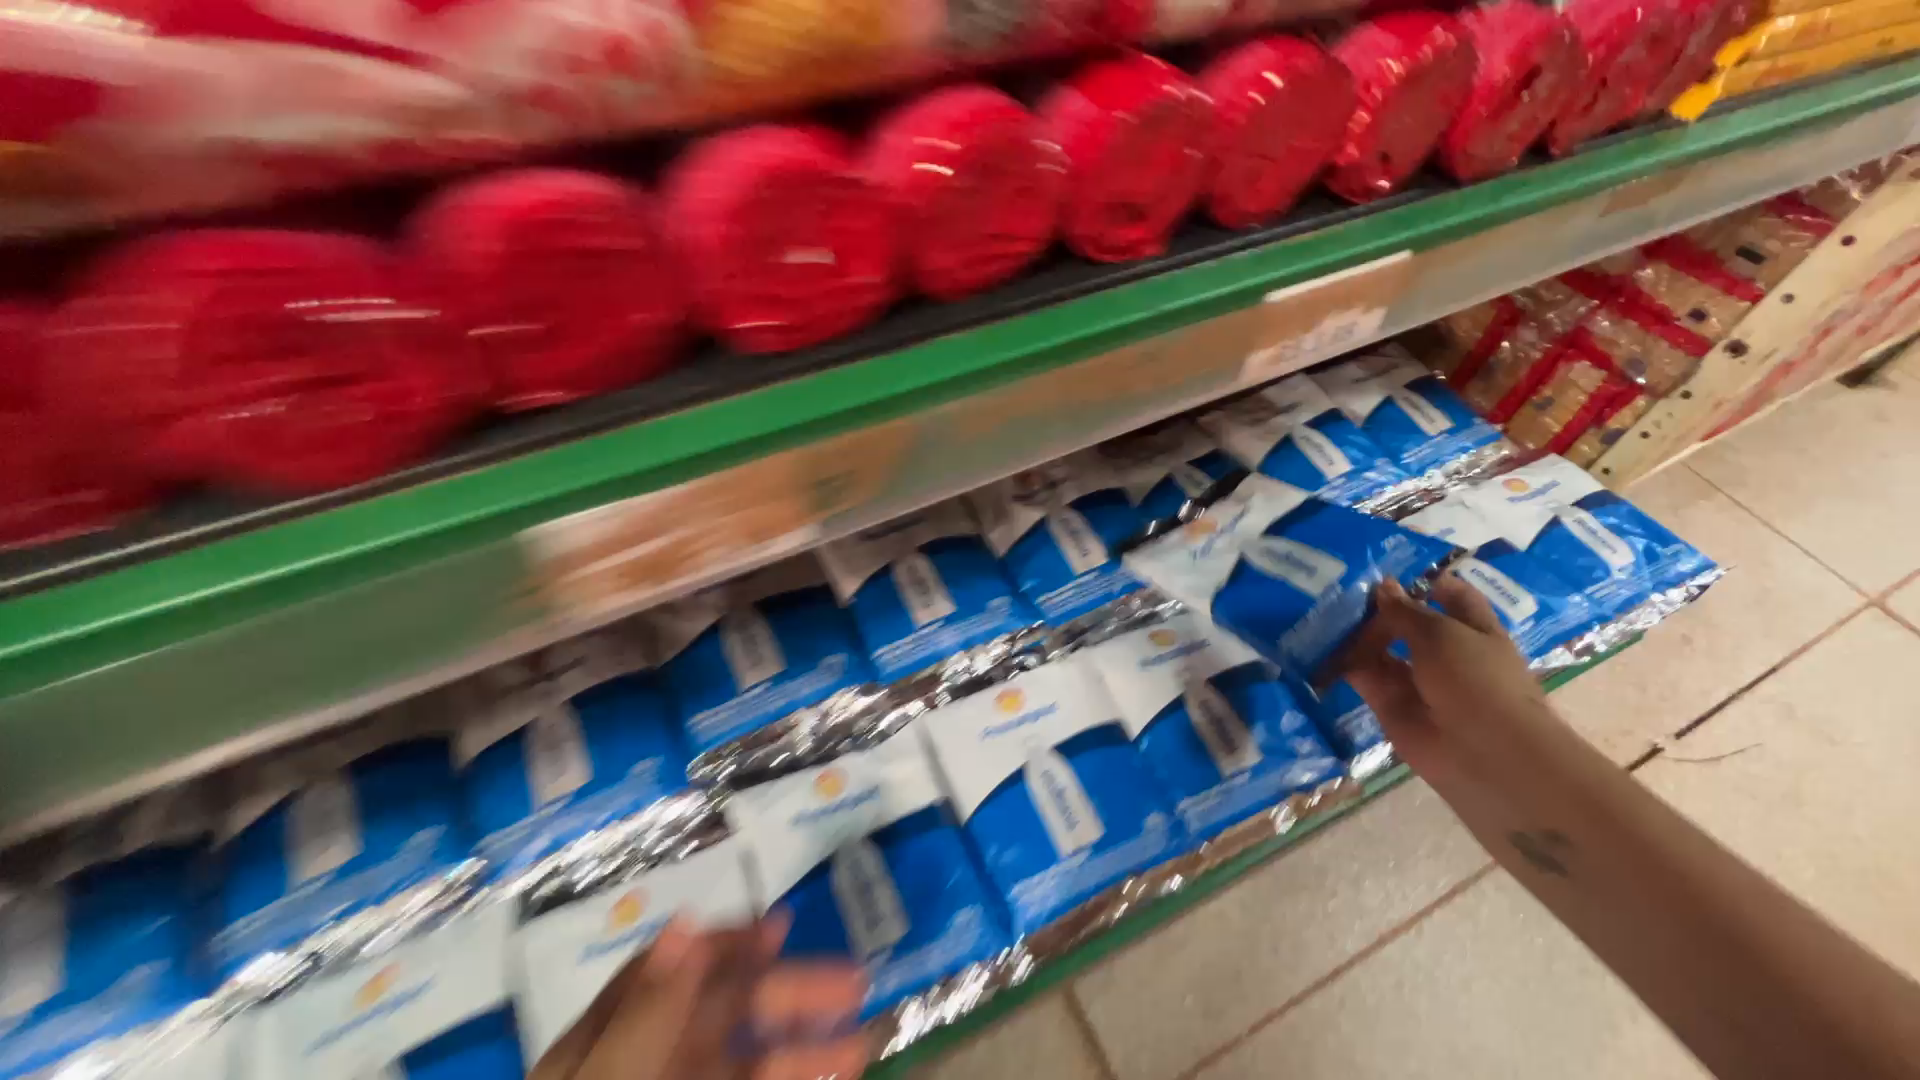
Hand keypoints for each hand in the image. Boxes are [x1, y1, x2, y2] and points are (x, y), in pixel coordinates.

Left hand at [533, 916, 871, 1079]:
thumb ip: (645, 1014)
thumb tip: (687, 924)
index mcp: (612, 1038)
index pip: (672, 968)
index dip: (726, 941)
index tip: (781, 927)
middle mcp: (649, 1062)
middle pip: (725, 1011)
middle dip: (789, 990)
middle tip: (854, 983)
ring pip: (750, 1062)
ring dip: (804, 1048)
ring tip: (862, 1044)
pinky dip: (798, 1079)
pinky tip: (835, 1073)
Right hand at [1339, 574, 1563, 789]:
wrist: (1484, 753)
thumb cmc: (1477, 680)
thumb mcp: (1442, 633)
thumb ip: (1406, 611)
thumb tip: (1382, 587)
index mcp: (1472, 628)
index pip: (1449, 595)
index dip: (1422, 581)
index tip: (1387, 567)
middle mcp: (1443, 652)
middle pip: (1406, 622)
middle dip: (1378, 607)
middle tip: (1337, 589)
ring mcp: (1416, 679)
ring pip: (1380, 648)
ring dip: (1356, 633)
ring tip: (1319, 611)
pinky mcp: (1389, 703)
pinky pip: (1362, 676)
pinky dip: (1341, 662)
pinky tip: (1316, 643)